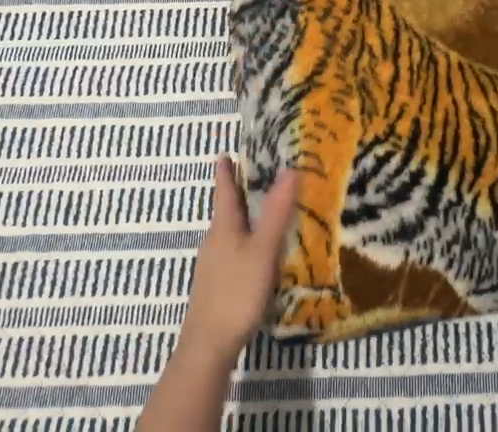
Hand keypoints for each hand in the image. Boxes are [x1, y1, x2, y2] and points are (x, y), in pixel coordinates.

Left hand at [179, 156, 299, 359]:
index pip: (224, 191)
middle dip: (239, 193)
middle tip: (258, 176)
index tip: (224, 153)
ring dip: (244, 219)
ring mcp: (213, 265)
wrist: (208, 345)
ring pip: (230, 233)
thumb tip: (289, 169)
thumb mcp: (262, 250)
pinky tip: (259, 255)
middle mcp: (215, 241)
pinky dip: (246, 243)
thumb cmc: (236, 291)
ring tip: (265, 212)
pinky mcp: (217, 285)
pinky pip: (233, 252)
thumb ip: (276, 213)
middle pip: (226, 210)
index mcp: (224, 227)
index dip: (225, 171)